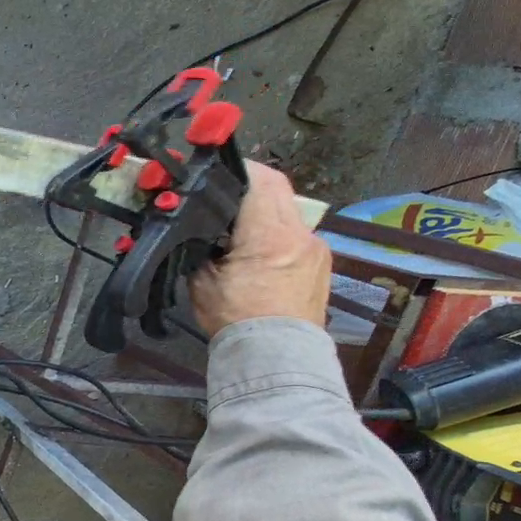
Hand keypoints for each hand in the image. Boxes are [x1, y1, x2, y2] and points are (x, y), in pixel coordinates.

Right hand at [189, 163, 330, 335]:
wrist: (275, 353)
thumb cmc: (234, 317)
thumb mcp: (201, 280)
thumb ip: (204, 247)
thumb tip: (200, 229)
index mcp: (271, 236)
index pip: (262, 182)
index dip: (240, 168)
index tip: (217, 168)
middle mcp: (302, 235)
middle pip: (279, 191)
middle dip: (248, 189)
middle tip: (218, 195)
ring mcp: (317, 248)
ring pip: (288, 212)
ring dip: (260, 213)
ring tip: (231, 228)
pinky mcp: (320, 262)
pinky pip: (294, 234)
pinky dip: (272, 233)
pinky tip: (252, 251)